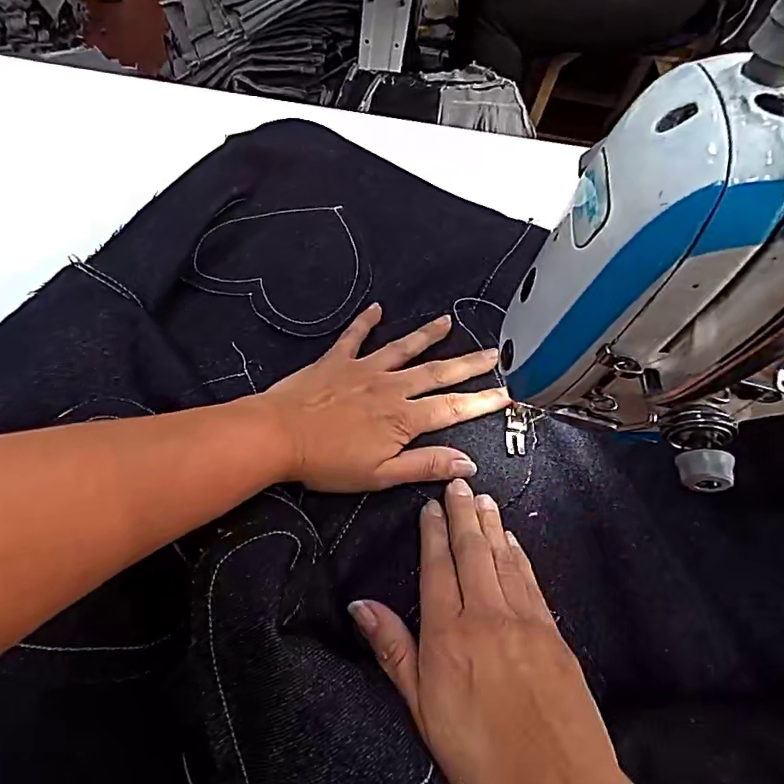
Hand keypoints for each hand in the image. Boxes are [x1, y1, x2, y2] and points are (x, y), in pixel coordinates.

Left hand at [258, 304, 508, 491]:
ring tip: (447, 321)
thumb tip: (466, 463)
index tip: (507, 392)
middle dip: (469, 363)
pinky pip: (355, 337)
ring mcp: (364, 370)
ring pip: (404, 349)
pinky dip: (366, 322)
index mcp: (403, 418)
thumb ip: (425, 466)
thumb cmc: (326, 461)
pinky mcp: (337, 361)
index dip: (483, 401)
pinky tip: (377, 309)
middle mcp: (391, 387)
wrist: (277, 435)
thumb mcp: (380, 475)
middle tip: (493, 353)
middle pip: (438, 373)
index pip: (454, 408)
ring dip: (427, 335)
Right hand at [350, 481, 688, 783]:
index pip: (437, 567)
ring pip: (504, 558)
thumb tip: (363, 609)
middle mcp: (487, 618)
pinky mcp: (553, 633)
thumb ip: (395, 652)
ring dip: (492, 526)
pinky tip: (513, 542)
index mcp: (449, 637)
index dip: (432, 532)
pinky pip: (531, 580)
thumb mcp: (423, 714)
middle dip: (463, 514)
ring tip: (483, 500)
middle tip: (459, 485)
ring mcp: (525, 622)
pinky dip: (519, 554)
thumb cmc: (483, 766)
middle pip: (472, 552)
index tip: (430, 507)